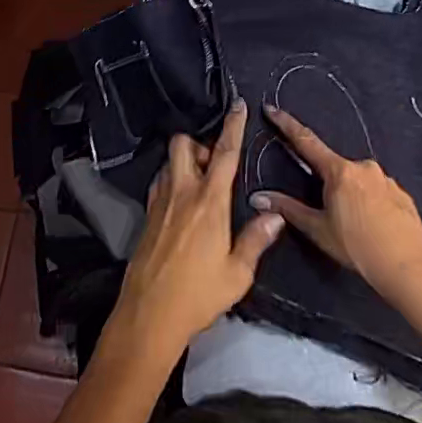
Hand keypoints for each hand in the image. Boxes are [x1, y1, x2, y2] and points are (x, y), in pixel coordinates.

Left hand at [112, 100, 284, 354]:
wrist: (149, 316)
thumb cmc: (198, 294)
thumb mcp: (238, 272)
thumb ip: (257, 239)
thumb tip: (275, 215)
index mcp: (209, 202)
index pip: (224, 154)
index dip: (233, 126)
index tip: (237, 106)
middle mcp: (181, 194)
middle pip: (183, 144)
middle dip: (199, 143)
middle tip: (213, 165)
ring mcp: (159, 204)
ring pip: (168, 162)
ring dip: (184, 163)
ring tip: (200, 186)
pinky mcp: (146, 218)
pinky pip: (158, 184)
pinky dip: (171, 181)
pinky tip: (181, 204)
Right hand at [252, 104, 421, 299]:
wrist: (406, 266)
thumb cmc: (358, 247)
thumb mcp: (318, 229)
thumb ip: (288, 209)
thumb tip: (259, 197)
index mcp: (340, 171)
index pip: (306, 141)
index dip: (286, 125)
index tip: (273, 110)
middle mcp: (364, 167)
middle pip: (336, 169)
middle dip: (329, 186)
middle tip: (329, 213)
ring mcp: (386, 179)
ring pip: (358, 181)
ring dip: (351, 197)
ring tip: (353, 228)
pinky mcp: (402, 193)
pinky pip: (378, 192)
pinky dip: (370, 205)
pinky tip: (371, 227)